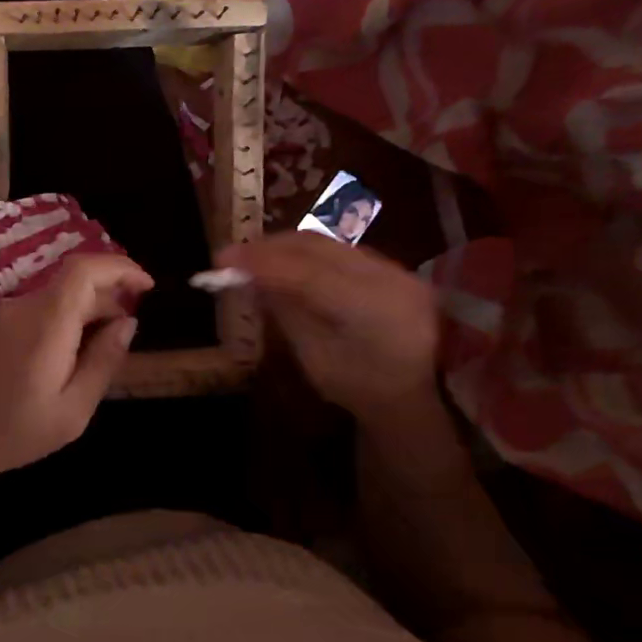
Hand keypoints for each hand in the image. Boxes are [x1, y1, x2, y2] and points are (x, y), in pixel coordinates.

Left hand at [0, 255, 151, 488]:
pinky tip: (70, 355)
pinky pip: (41, 308)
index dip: (121, 268)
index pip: (86, 269)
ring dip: (89, 310)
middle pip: (76, 282)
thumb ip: (104, 361)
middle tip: (127, 334)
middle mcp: (25, 306)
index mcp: (47, 323)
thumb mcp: (73, 410)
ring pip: (59, 295)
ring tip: (101, 351)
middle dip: (110, 297)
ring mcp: (5, 312)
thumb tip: (128, 322)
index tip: (147, 287)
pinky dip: (66, 318)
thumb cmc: (13, 432)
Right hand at [217, 233, 438, 425]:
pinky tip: (287, 263)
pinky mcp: (393, 269)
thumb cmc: (363, 390)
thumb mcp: (317, 360)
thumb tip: (251, 279)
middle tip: (231, 256)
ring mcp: (394, 269)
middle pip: (316, 247)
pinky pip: (341, 250)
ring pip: (328, 243)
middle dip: (269, 247)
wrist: (420, 397)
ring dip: (287, 247)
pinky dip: (308, 253)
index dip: (261, 262)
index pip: (305, 272)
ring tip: (253, 257)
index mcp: (369, 308)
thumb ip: (286, 313)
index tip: (221, 260)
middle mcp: (385, 277)